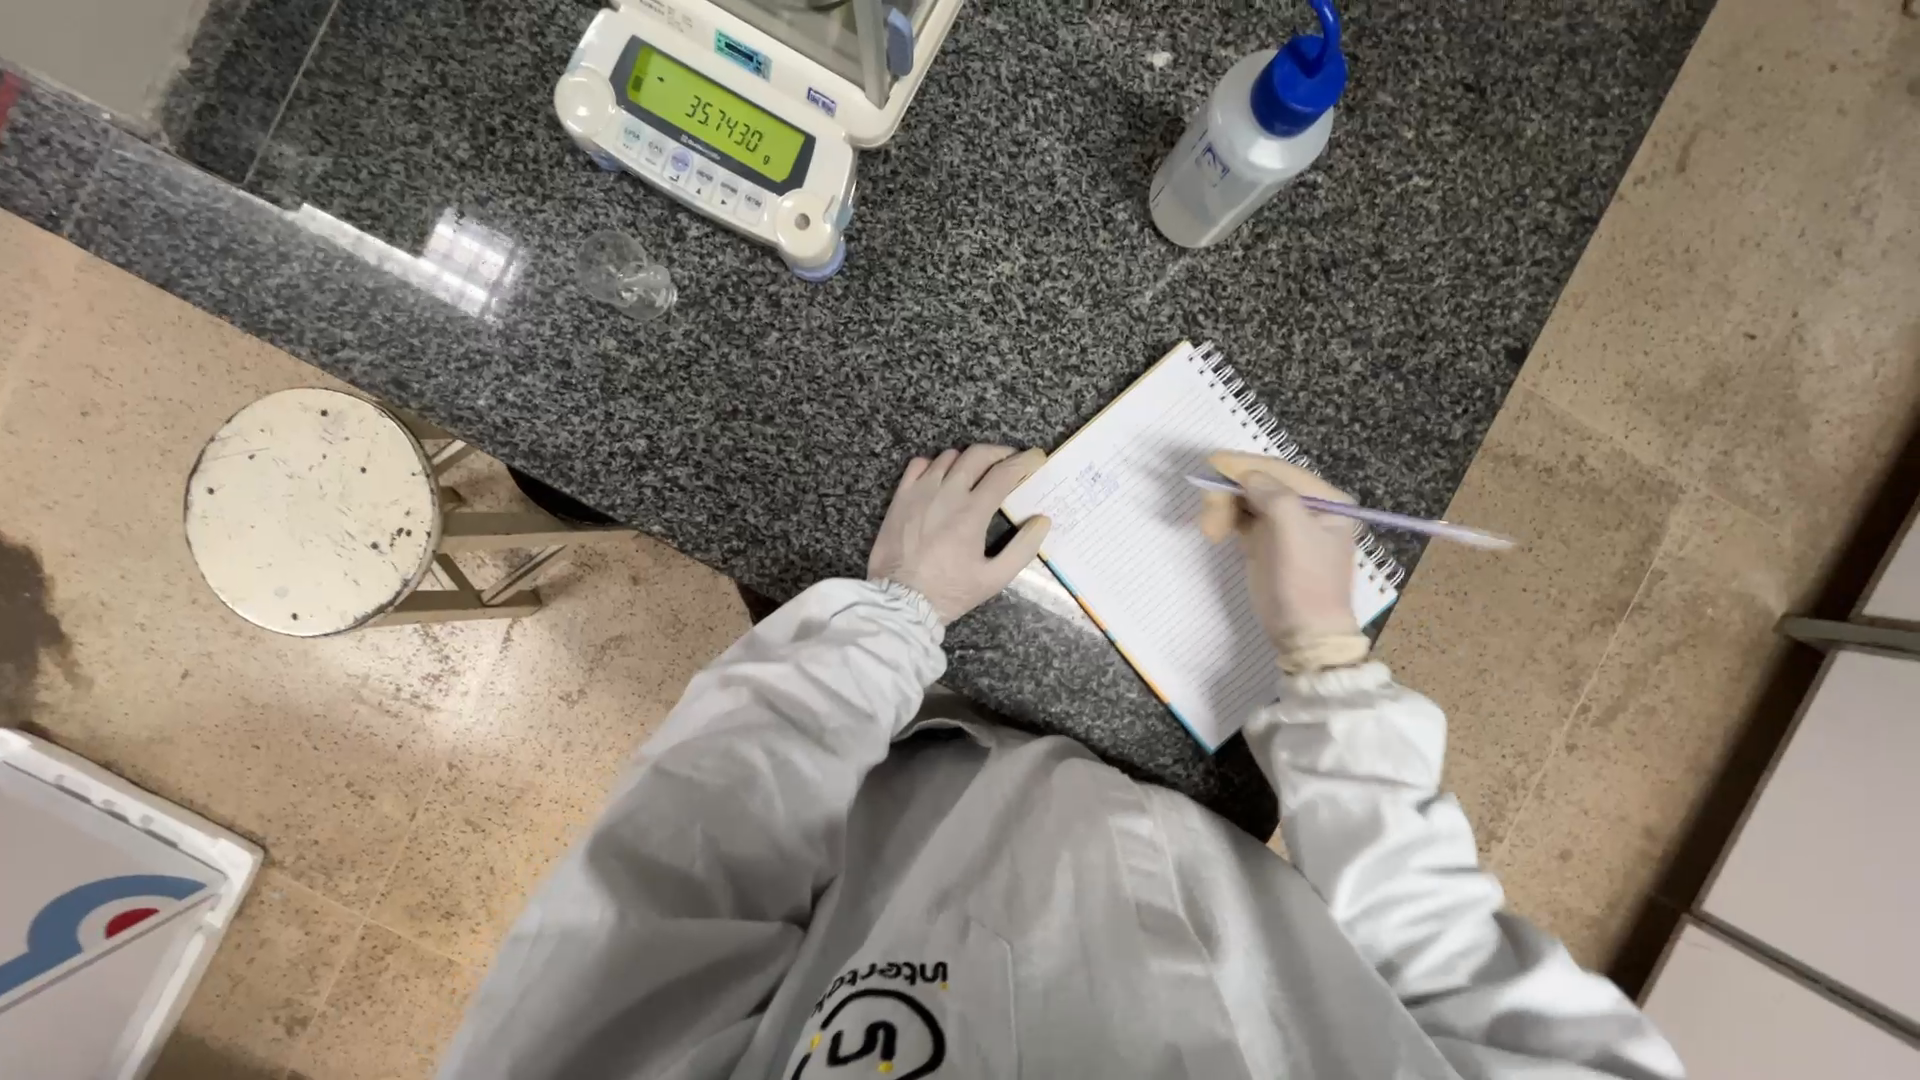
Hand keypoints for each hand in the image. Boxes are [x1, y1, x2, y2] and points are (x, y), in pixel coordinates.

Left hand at [869, 446, 1051, 623]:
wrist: (900, 601)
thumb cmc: (949, 592)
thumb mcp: (994, 579)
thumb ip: (1023, 549)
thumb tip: (1042, 521)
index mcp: (972, 513)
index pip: (1004, 473)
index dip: (1025, 461)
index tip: (1036, 458)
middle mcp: (947, 494)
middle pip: (978, 454)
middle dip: (1000, 453)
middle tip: (1010, 461)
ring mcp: (920, 492)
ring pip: (949, 456)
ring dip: (968, 460)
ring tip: (977, 474)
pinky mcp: (900, 497)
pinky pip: (919, 464)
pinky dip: (935, 465)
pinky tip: (942, 479)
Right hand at [1198, 451, 1370, 673]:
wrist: (1303, 633)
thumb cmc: (1306, 583)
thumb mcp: (1295, 534)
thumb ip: (1275, 496)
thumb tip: (1248, 474)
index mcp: (1326, 501)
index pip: (1281, 471)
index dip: (1245, 465)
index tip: (1212, 463)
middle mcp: (1306, 507)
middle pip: (1259, 483)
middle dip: (1230, 493)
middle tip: (1208, 510)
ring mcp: (1283, 525)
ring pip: (1244, 500)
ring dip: (1222, 508)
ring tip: (1209, 530)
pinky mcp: (1263, 541)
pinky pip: (1239, 517)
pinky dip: (1223, 520)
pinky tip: (1213, 532)